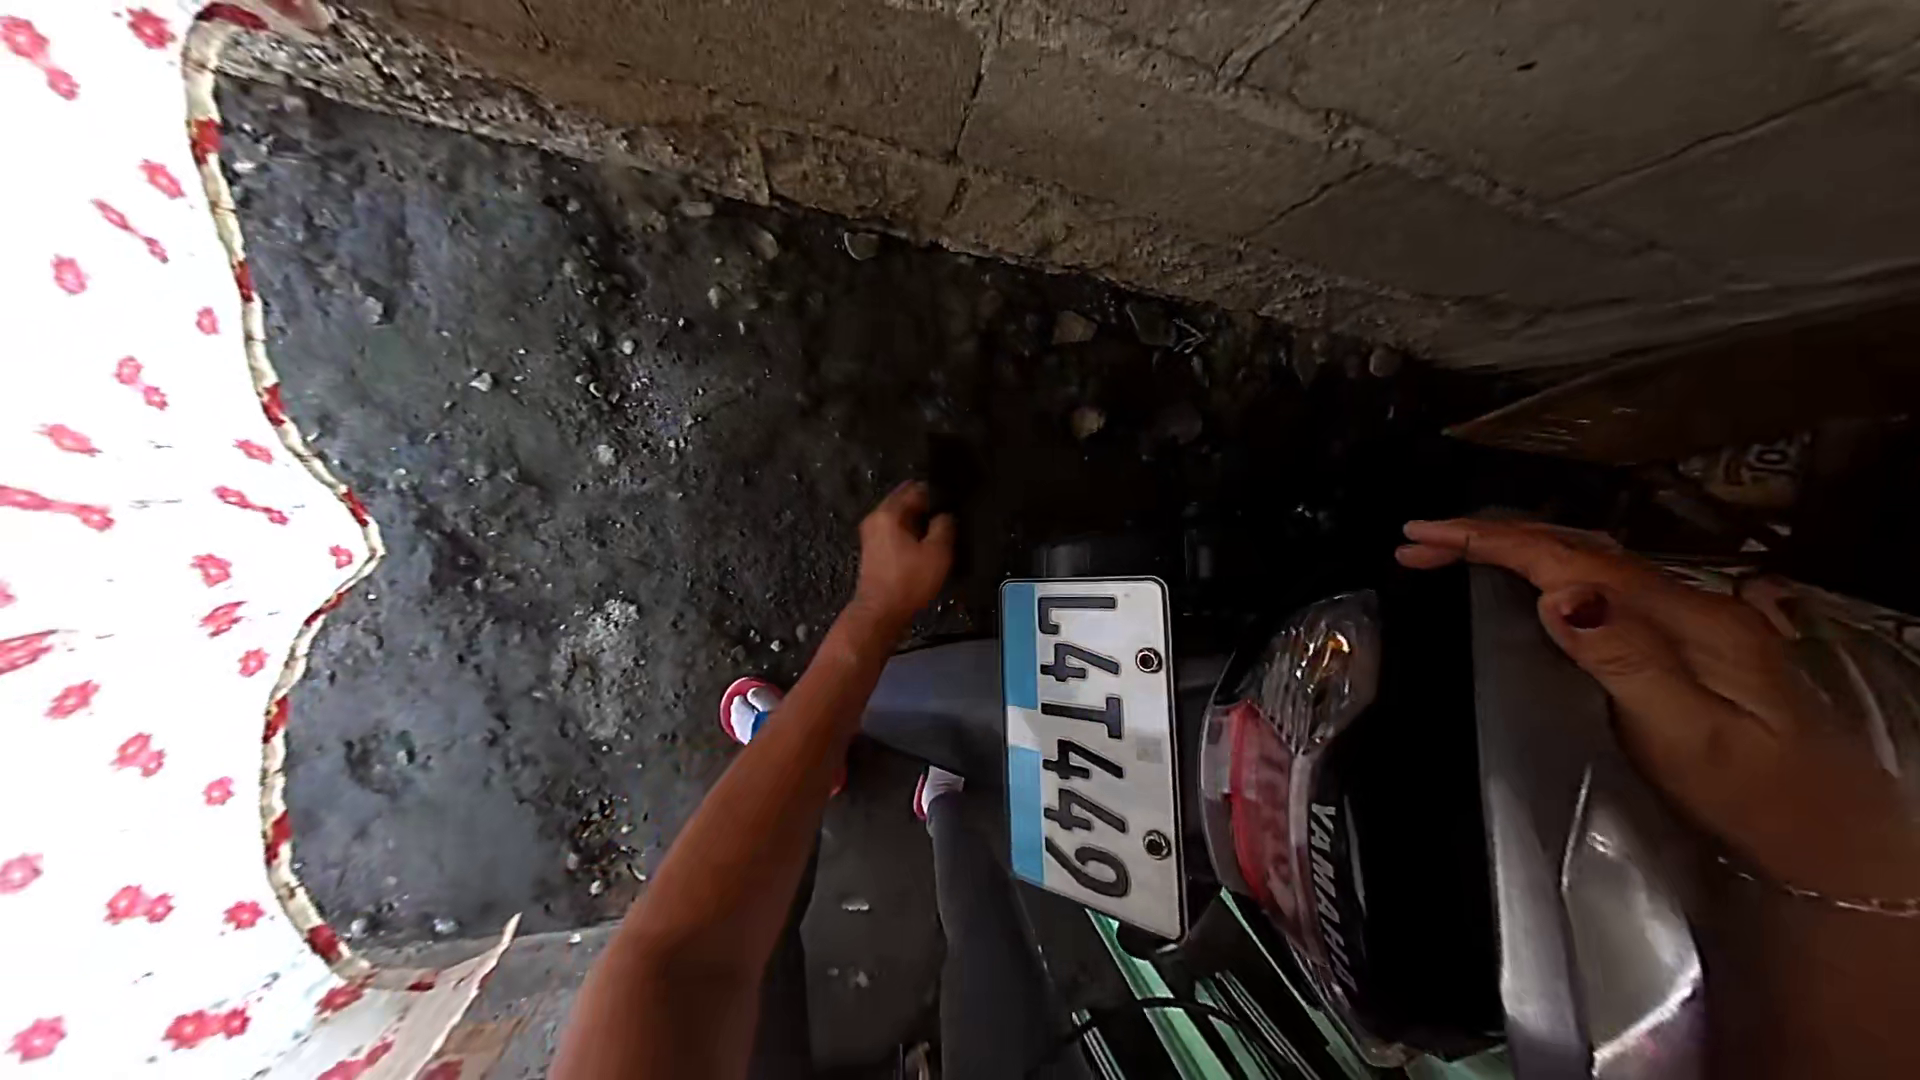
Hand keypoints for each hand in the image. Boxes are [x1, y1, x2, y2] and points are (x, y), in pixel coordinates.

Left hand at [848, 481, 954, 632]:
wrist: (881, 612)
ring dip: (917, 521)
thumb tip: (945, 515)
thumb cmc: (908, 582)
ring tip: (939, 531)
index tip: (951, 501)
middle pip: (904, 501)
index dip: (936, 494)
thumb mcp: (937, 553)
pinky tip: (923, 546)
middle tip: (947, 517)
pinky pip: (894, 532)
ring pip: (899, 518)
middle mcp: (875, 519)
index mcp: (888, 513)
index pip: (915, 489)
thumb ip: (945, 526)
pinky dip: (909, 534)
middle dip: (925, 506)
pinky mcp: (873, 551)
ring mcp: (871, 535)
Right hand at [1398, 518, 1919, 900]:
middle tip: (1416, 541)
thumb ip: (1624, 658)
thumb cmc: (1756, 797)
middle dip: (1486, 535)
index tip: (1421, 536)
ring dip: (1507, 545)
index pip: (1569, 560)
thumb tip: (1559, 593)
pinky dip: (1534, 566)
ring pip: (1579, 558)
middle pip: (1572, 546)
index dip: (1488, 541)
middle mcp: (1686, 604)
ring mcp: (1681, 619)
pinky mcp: (1668, 637)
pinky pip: (1589, 581)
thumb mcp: (1687, 734)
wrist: (1834, 845)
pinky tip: (1510, 572)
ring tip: (1445, 548)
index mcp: (1687, 620)